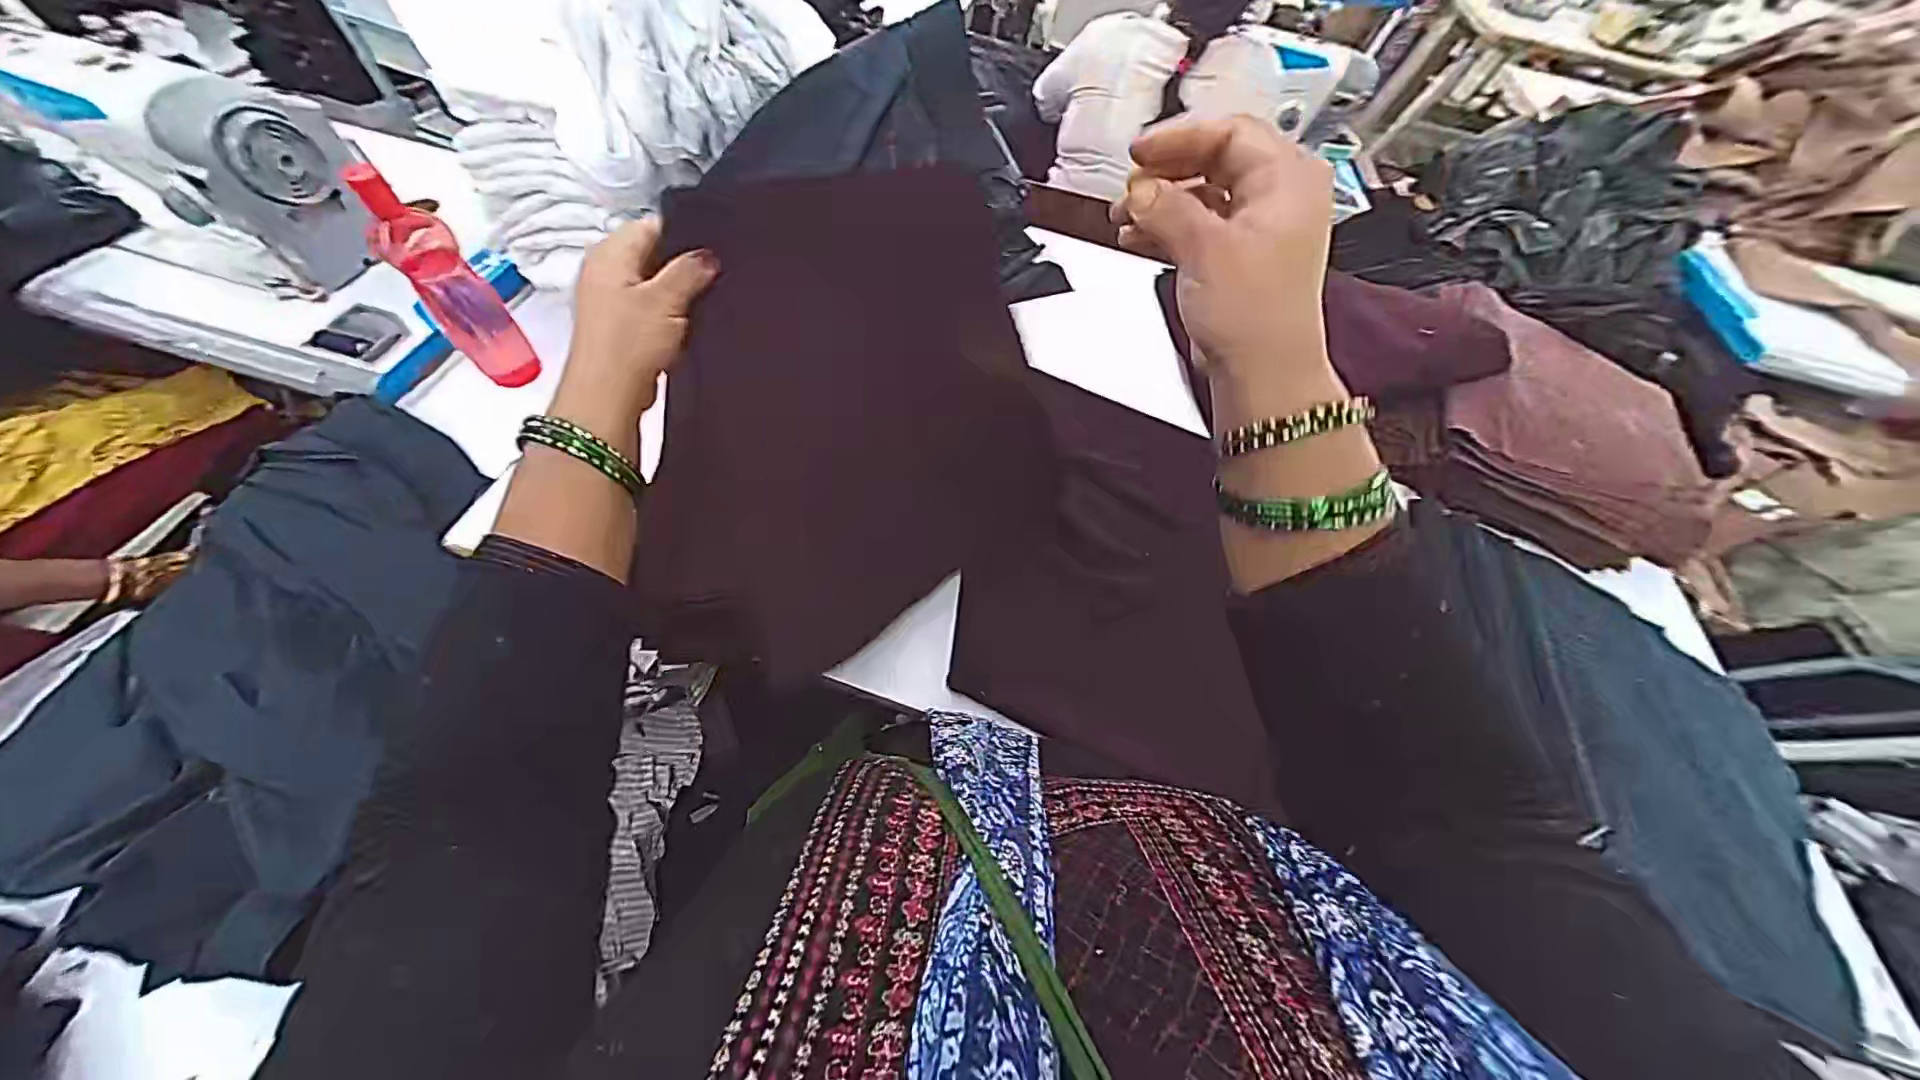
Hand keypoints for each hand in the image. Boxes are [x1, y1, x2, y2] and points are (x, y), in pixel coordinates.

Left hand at [564, 217, 718, 417]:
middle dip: (682, 269)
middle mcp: (606, 272)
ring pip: (655, 286)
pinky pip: (653, 312)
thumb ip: (689, 271)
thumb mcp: (666, 300)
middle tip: (707, 283)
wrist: (610, 392)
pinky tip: (682, 331)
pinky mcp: (622, 327)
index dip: (684, 236)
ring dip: (676, 298)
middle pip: (654, 256)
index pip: (652, 225)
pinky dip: (669, 319)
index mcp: (610, 253)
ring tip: (694, 310)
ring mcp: (612, 300)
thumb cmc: (626, 346)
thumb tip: (707, 257)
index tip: (710, 254)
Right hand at [1111, 114, 1333, 382]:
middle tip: (1130, 184)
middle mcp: (1279, 198)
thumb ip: (1166, 208)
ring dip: (1162, 203)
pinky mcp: (1238, 258)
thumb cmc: (1256, 316)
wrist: (1261, 369)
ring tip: (1127, 214)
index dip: (1178, 139)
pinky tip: (1141, 235)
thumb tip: (1139, 189)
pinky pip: (1200, 226)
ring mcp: (1259, 229)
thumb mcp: (1205, 248)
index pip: (1229, 133)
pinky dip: (1169, 227)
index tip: (1140, 152)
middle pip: (1215, 162)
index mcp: (1288, 179)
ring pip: (1203, 195)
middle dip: (1165, 173)